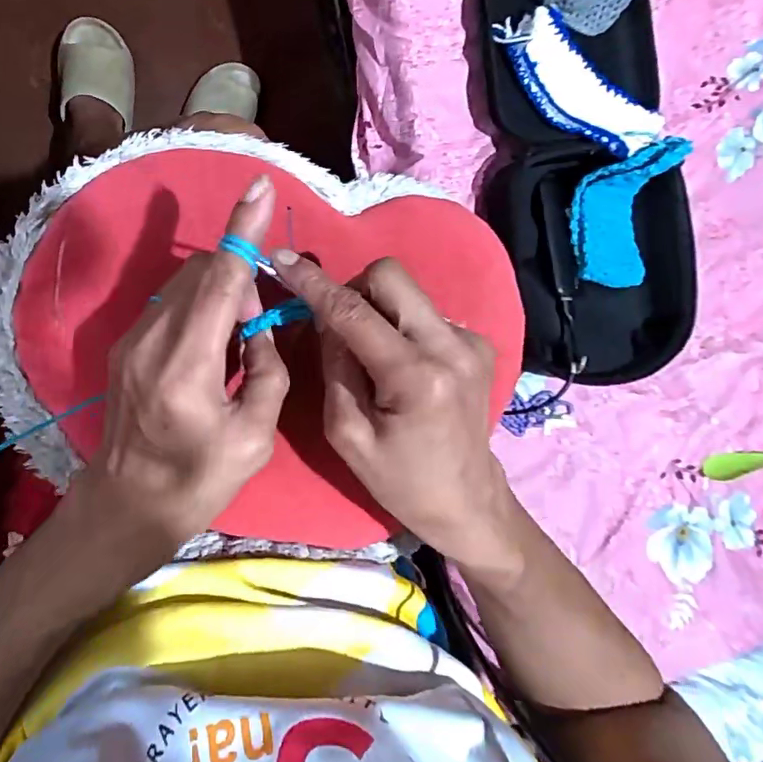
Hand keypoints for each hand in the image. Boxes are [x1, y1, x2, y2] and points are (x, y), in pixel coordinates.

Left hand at [70, 174, 290, 559]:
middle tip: (255, 325)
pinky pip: (168, 303)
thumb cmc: (197, 480)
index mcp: (187, 366)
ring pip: (181, 283)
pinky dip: (196, 307)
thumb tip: (263, 329)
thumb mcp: (253, 437)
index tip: (260, 188)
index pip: (220, 279)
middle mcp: (152, 341)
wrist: (126, 504)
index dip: (243, 230)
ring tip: (232, 340)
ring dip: (216, 292)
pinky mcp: (123, 346)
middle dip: (236, 278)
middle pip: (199, 272)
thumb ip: (267, 372)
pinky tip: (206, 347)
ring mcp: (131, 340)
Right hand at [272, 253, 530, 575]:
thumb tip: (326, 316)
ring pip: (407, 290)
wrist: (468, 502)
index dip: (313, 283)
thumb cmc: (399, 480)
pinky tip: (402, 366)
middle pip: (389, 276)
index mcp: (415, 377)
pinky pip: (423, 311)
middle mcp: (450, 347)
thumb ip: (333, 366)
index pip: (353, 312)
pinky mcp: (479, 343)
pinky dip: (400, 326)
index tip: (283, 259)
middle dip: (353, 289)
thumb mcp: (347, 434)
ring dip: (377, 309)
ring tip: (371, 356)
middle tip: (338, 328)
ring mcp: (471, 341)